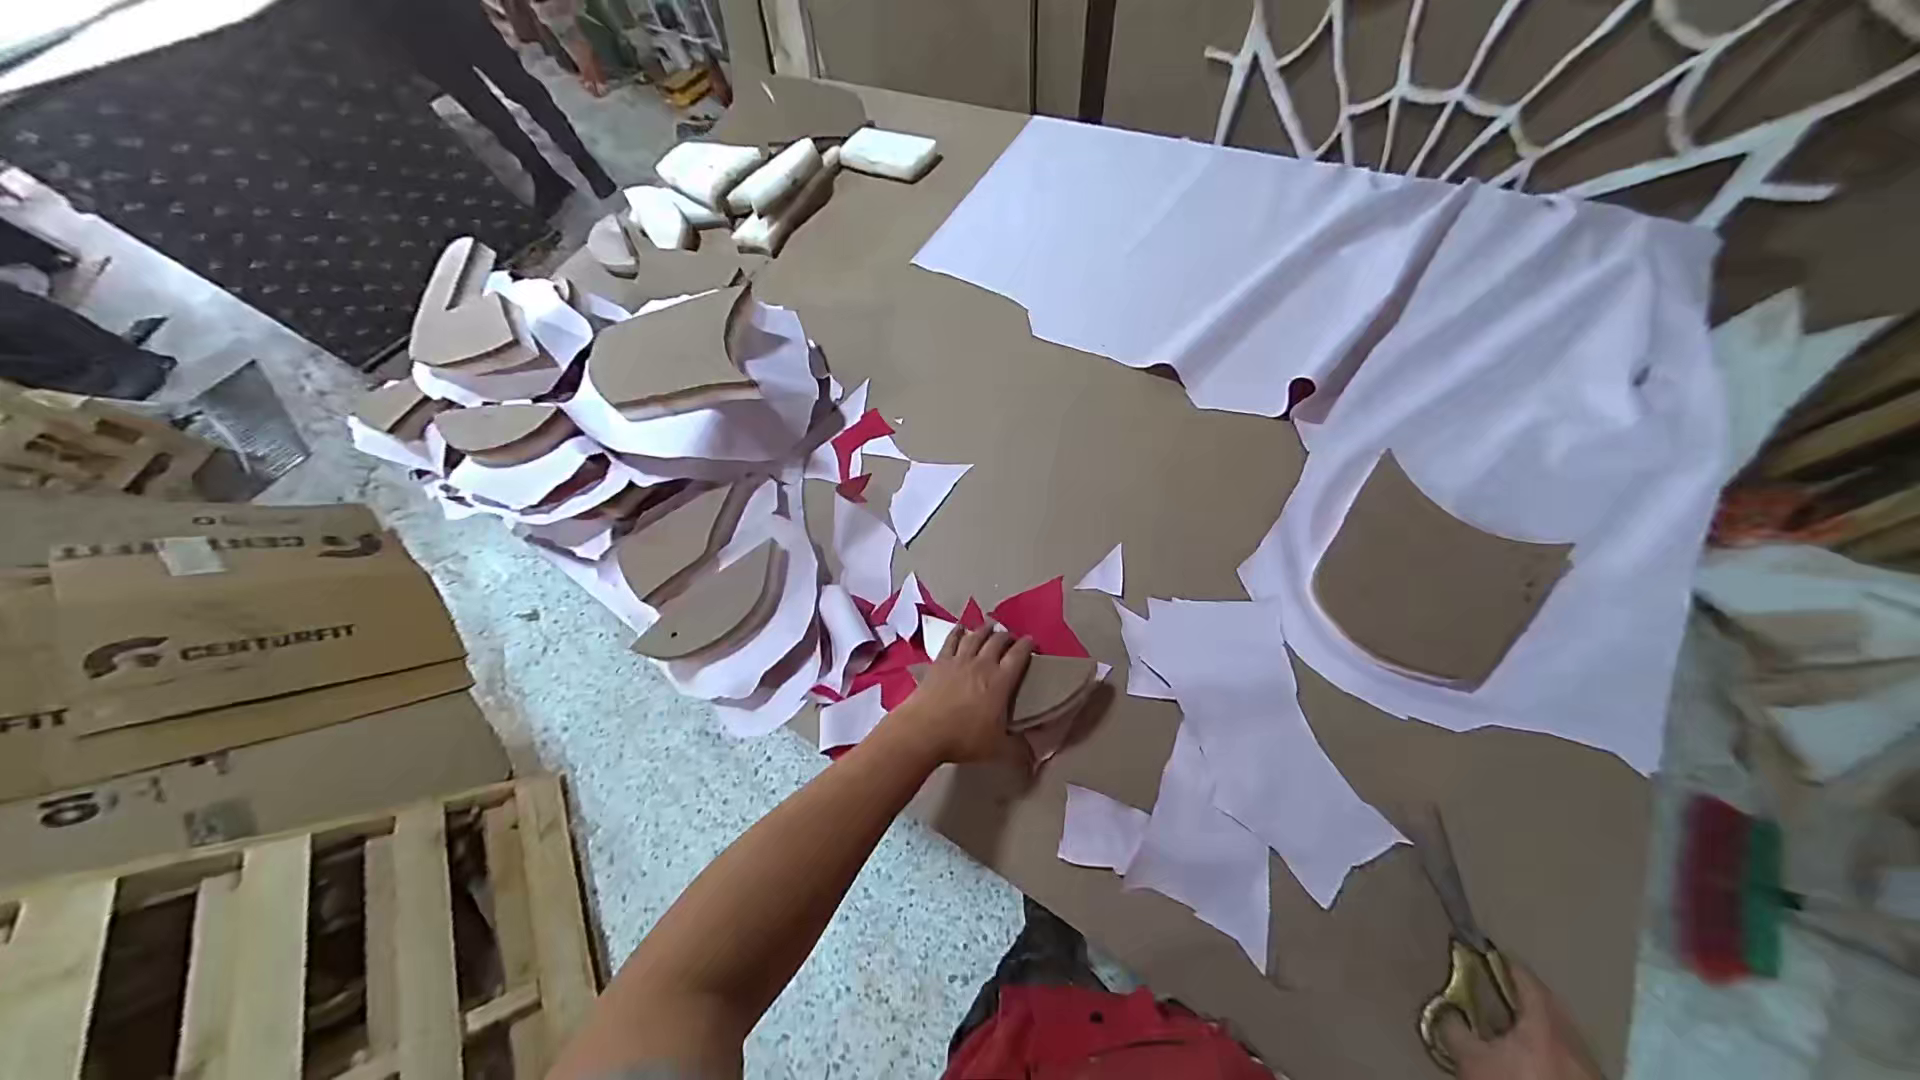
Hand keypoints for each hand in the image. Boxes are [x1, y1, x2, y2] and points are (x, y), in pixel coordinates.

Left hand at [883, 628, 1033, 765]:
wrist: (923, 730)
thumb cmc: (963, 738)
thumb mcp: (997, 749)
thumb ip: (1018, 751)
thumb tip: (1035, 760)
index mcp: (1000, 681)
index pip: (1018, 656)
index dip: (1027, 646)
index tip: (1031, 641)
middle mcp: (982, 664)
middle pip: (997, 641)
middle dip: (1007, 636)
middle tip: (1011, 637)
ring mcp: (959, 660)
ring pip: (975, 637)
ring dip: (985, 630)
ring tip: (990, 627)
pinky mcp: (939, 662)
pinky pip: (951, 641)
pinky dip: (958, 632)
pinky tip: (961, 628)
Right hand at [1439, 961, 1603, 1079]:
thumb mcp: (1470, 1060)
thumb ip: (1454, 1027)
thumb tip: (1446, 1008)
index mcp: (1545, 1027)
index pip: (1526, 979)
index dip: (1502, 962)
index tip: (1482, 953)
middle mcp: (1575, 1042)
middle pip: (1549, 1001)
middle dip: (1522, 990)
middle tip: (1494, 985)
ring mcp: (1590, 1067)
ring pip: (1564, 1027)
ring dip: (1538, 1017)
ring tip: (1511, 1020)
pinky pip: (1570, 1050)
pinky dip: (1550, 1041)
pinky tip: (1533, 1052)